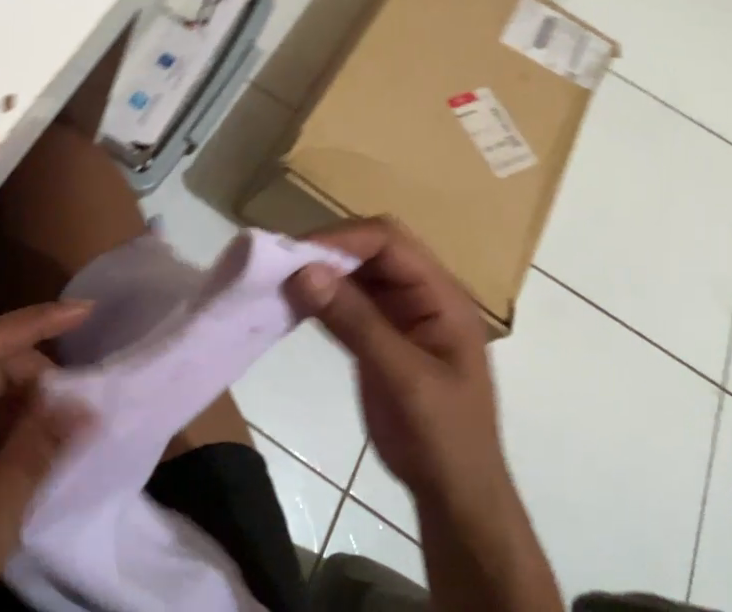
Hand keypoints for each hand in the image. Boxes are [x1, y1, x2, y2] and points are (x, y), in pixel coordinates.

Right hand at [286, 218, 502, 490]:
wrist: (454, 492)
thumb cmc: (442, 435)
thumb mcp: (403, 378)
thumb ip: (357, 322)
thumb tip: (304, 270)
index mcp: (442, 296)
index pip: (390, 243)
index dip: (343, 240)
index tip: (296, 255)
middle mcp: (422, 295)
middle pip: (372, 249)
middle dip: (328, 250)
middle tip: (280, 264)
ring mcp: (400, 315)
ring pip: (356, 272)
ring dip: (320, 271)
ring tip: (278, 279)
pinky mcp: (378, 335)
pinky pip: (346, 300)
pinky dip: (319, 296)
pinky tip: (291, 303)